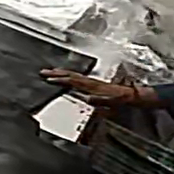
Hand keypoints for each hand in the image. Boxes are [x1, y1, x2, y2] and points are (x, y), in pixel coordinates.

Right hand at [40, 69, 155, 106]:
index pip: (73, 81)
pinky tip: (65, 75)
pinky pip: (76, 75)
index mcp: (92, 86)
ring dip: (60, 72)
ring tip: (49, 71)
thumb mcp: (110, 103)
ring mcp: (90, 80)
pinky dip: (67, 73)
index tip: (49, 79)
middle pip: (70, 75)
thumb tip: (85, 97)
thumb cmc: (119, 101)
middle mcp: (89, 81)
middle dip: (56, 73)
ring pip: (72, 74)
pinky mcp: (91, 82)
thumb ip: (97, 100)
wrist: (130, 96)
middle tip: (43, 71)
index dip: (60, 80)